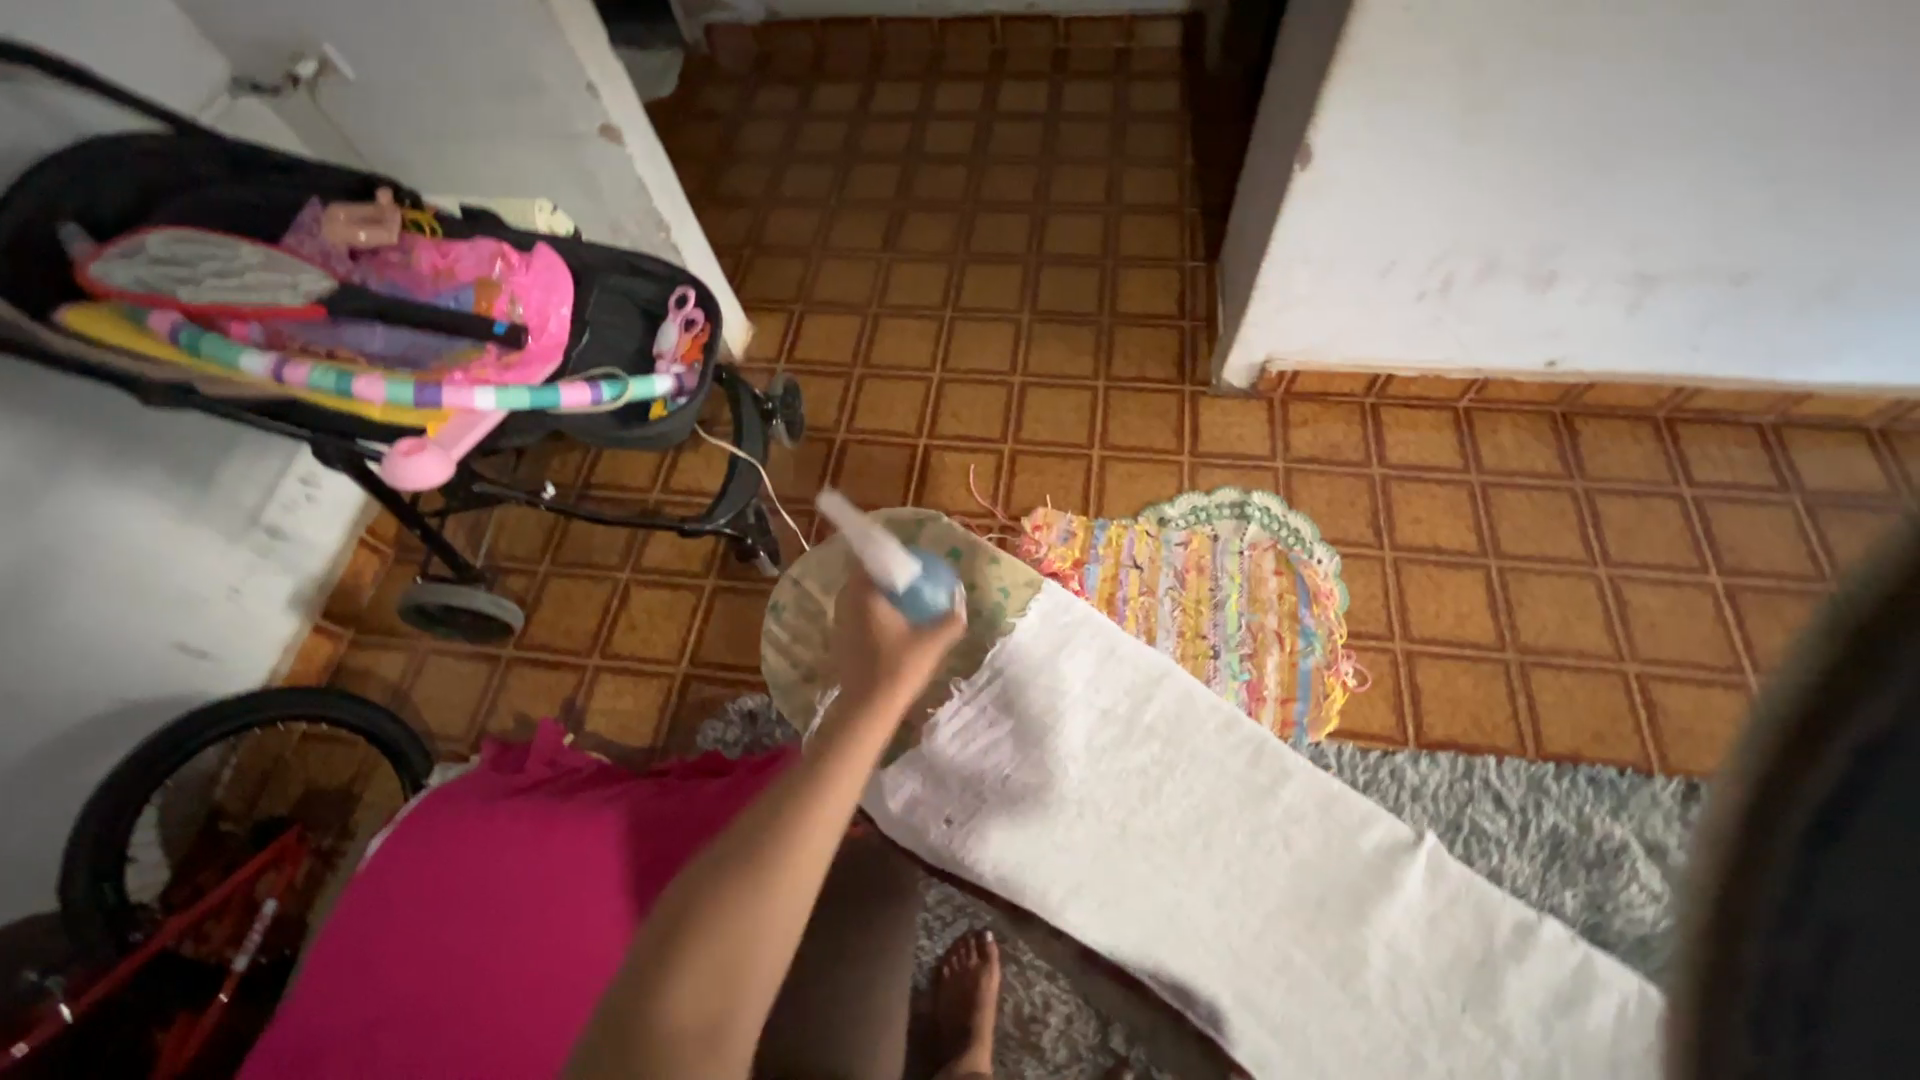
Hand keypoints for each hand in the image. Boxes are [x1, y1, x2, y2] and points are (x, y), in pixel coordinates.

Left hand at [831, 570, 966, 706]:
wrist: (868, 707)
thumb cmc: (898, 668)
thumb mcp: (933, 643)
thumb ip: (951, 621)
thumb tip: (961, 604)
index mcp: (864, 594)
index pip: (869, 560)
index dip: (887, 556)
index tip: (908, 561)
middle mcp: (845, 603)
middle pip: (862, 578)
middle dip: (883, 575)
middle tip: (908, 579)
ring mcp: (839, 623)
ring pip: (857, 598)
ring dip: (876, 596)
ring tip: (902, 601)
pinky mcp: (839, 641)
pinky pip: (855, 616)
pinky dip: (871, 614)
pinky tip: (891, 626)